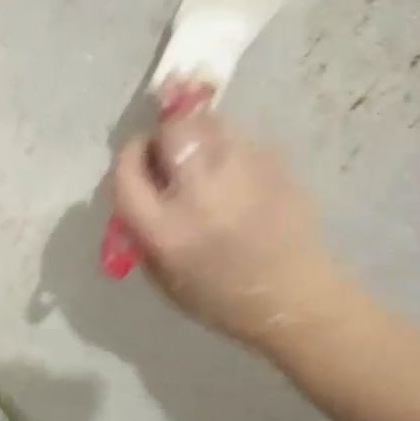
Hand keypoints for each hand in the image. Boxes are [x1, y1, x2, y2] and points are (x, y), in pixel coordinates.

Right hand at [109, 97, 350, 347]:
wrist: (291, 297)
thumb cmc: (220, 298)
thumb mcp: (162, 277)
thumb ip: (142, 231)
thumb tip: (140, 189)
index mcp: (164, 229)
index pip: (128, 171)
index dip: (128, 156)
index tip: (137, 158)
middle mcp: (199, 192)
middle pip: (171, 131)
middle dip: (164, 136)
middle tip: (169, 152)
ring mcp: (241, 171)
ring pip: (208, 123)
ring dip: (196, 133)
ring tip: (202, 156)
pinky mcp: (274, 162)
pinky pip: (239, 137)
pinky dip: (228, 146)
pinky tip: (235, 172)